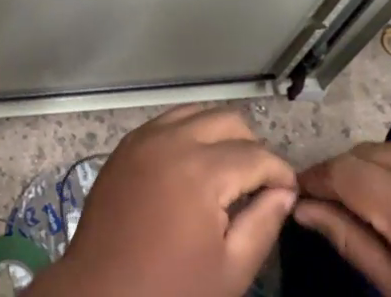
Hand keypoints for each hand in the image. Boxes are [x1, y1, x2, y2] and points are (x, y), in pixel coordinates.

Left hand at [29, 104, 297, 296]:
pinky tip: (193, 167)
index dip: (281, 173)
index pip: (257, 155)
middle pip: (227, 120)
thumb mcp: (231, 268)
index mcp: (200, 169)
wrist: (100, 293)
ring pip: (195, 112)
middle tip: (260, 183)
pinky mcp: (124, 146)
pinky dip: (188, 133)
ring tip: (229, 173)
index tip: (290, 192)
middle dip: (252, 146)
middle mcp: (170, 139)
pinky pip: (166, 122)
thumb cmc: (170, 287)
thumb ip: (263, 223)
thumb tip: (284, 192)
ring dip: (219, 134)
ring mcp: (142, 138)